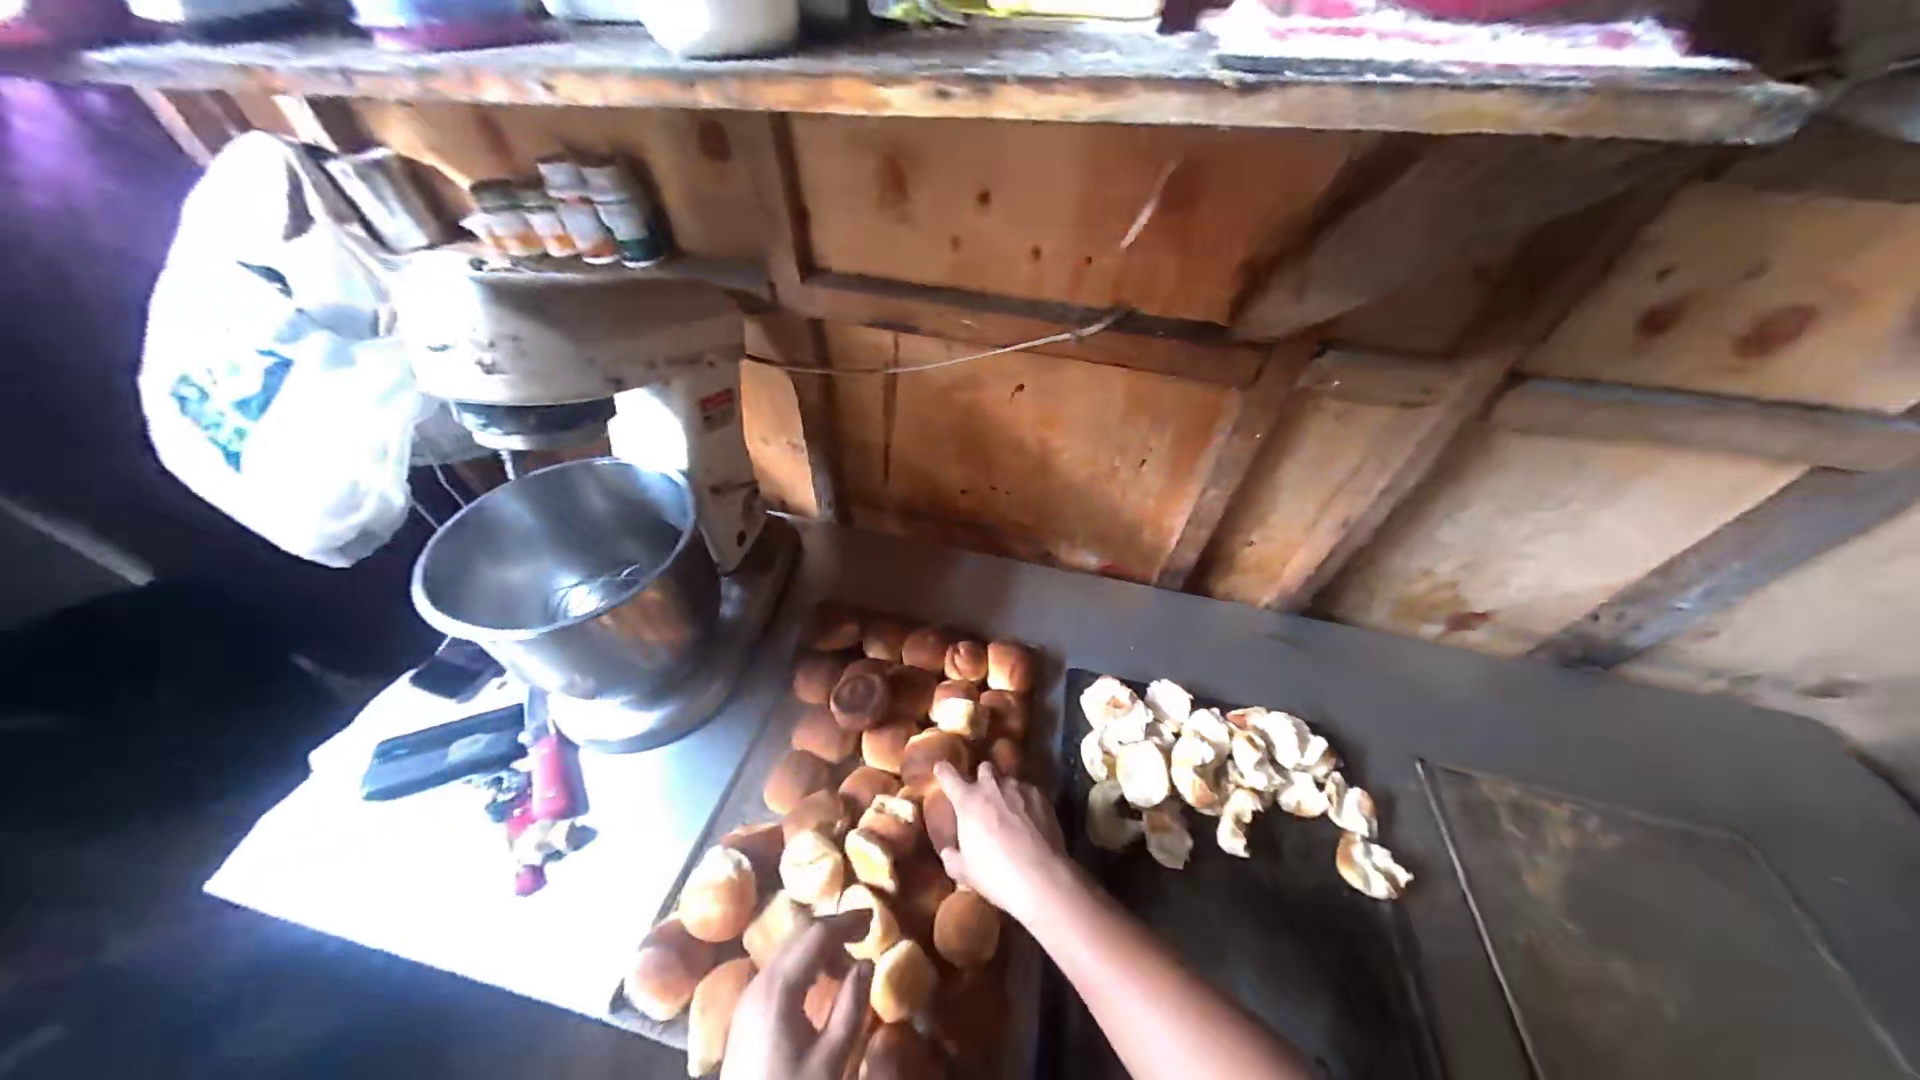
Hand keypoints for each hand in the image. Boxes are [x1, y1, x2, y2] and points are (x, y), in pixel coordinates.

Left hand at [720, 912, 874, 1079]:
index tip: (873, 918)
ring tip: (847, 966)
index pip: (816, 935)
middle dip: (833, 930)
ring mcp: (747, 996)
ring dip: (818, 948)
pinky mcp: (745, 1011)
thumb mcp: (831, 1058)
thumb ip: (851, 1006)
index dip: (846, 921)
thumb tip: (867, 963)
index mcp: (779, 988)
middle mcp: (758, 982)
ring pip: (787, 951)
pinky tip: (819, 983)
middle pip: (799, 936)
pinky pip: (778, 970)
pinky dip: (803, 964)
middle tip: (864, 935)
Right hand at [932, 761, 1069, 923]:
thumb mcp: (965, 872)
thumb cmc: (995, 874)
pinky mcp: (1042, 797)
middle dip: (983, 778)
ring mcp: (1020, 789)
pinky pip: (1029, 793)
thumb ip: (953, 859)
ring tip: (1012, 814)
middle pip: (984, 768)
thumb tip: (948, 852)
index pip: (948, 775)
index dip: (943, 772)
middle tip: (984, 799)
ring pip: (1009, 781)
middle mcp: (993, 787)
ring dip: (1006, 793)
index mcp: (968, 801)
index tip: (941, 769)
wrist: (1040, 877)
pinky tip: (1032, 822)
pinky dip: (1027, 803)